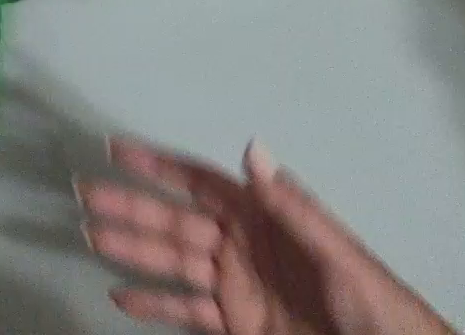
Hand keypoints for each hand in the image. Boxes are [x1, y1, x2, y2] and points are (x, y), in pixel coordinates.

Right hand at [76, 139, 457, 334]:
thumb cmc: (382, 315)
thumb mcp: (343, 261)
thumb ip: (294, 208)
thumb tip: (251, 147)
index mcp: (263, 221)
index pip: (200, 183)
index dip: (158, 164)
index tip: (115, 148)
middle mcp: (240, 248)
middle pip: (173, 221)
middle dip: (128, 206)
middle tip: (82, 194)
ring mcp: (236, 290)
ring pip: (171, 263)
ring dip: (130, 250)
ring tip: (88, 236)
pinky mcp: (236, 329)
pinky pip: (185, 312)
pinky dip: (153, 304)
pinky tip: (119, 296)